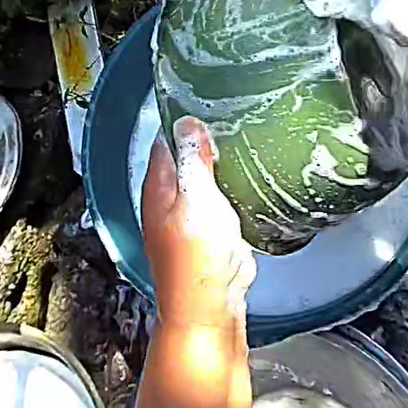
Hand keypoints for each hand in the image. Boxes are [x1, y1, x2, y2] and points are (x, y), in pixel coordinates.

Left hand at [140, 117, 254, 326]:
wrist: (210, 308)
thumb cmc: (198, 259)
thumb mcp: (196, 199)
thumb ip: (193, 160)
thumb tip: (188, 122)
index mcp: (159, 185)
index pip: (168, 138)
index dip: (187, 118)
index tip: (211, 100)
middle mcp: (170, 196)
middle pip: (187, 155)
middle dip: (208, 137)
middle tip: (236, 115)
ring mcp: (191, 212)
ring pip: (205, 174)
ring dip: (221, 160)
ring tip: (245, 138)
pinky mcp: (210, 227)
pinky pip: (220, 194)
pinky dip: (231, 183)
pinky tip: (248, 175)